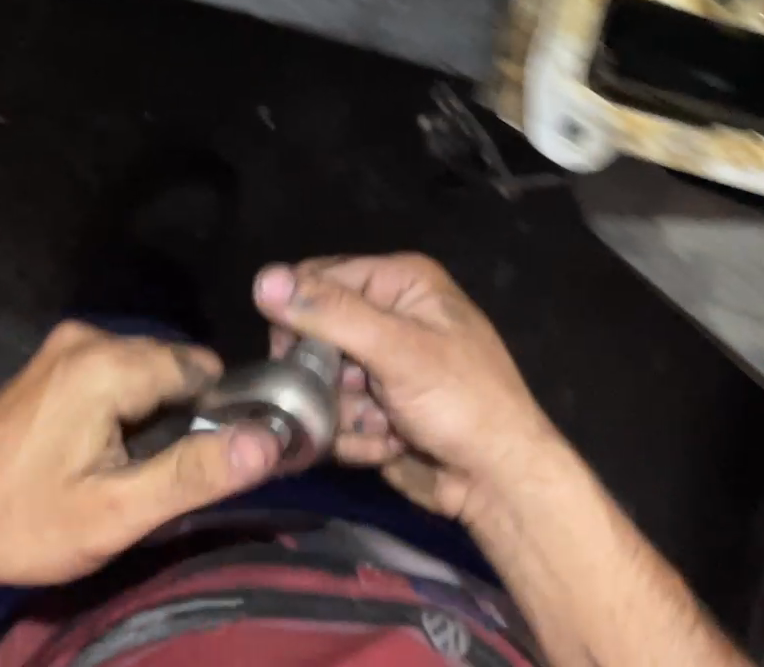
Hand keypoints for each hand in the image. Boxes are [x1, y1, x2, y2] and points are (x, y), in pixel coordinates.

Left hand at [0, 321, 281, 591]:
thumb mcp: (118, 513)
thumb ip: (194, 472)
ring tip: (124, 464)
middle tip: (153, 472)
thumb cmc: (27, 524)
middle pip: (171, 364)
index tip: (200, 460)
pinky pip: (115, 368)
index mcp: (106, 365)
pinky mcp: (51, 358)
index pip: (199, 368)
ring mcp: (64, 344)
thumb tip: (268, 441)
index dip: (213, 413)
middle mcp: (87, 337)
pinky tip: (97, 446)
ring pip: (145, 367)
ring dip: (151, 409)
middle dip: (180, 412)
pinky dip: (124, 401)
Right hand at [256, 254, 560, 527]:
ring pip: (321, 379)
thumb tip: (263, 279)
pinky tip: (389, 444)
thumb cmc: (461, 402)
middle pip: (314, 333)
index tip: (289, 356)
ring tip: (383, 426)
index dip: (298, 316)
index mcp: (399, 281)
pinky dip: (355, 433)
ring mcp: (381, 362)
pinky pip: (337, 410)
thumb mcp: (397, 350)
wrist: (500, 484)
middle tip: (352, 396)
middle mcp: (388, 313)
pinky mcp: (376, 403)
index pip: (317, 279)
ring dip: (344, 411)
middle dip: (328, 376)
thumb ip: (329, 314)